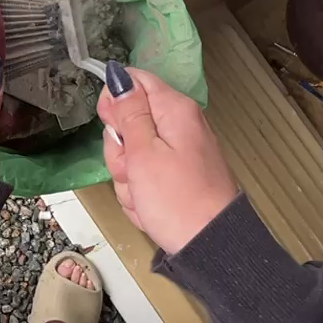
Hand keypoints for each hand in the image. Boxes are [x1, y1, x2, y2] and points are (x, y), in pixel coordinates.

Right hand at [97, 64, 238, 253]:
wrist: (209, 246)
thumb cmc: (177, 200)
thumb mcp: (143, 153)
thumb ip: (129, 112)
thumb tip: (119, 76)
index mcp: (174, 110)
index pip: (134, 81)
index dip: (115, 101)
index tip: (113, 128)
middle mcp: (179, 124)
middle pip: (129, 120)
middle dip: (121, 149)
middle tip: (133, 169)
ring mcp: (177, 151)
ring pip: (132, 153)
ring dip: (129, 176)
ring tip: (144, 193)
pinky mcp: (175, 174)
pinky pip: (144, 175)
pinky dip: (140, 191)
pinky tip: (150, 205)